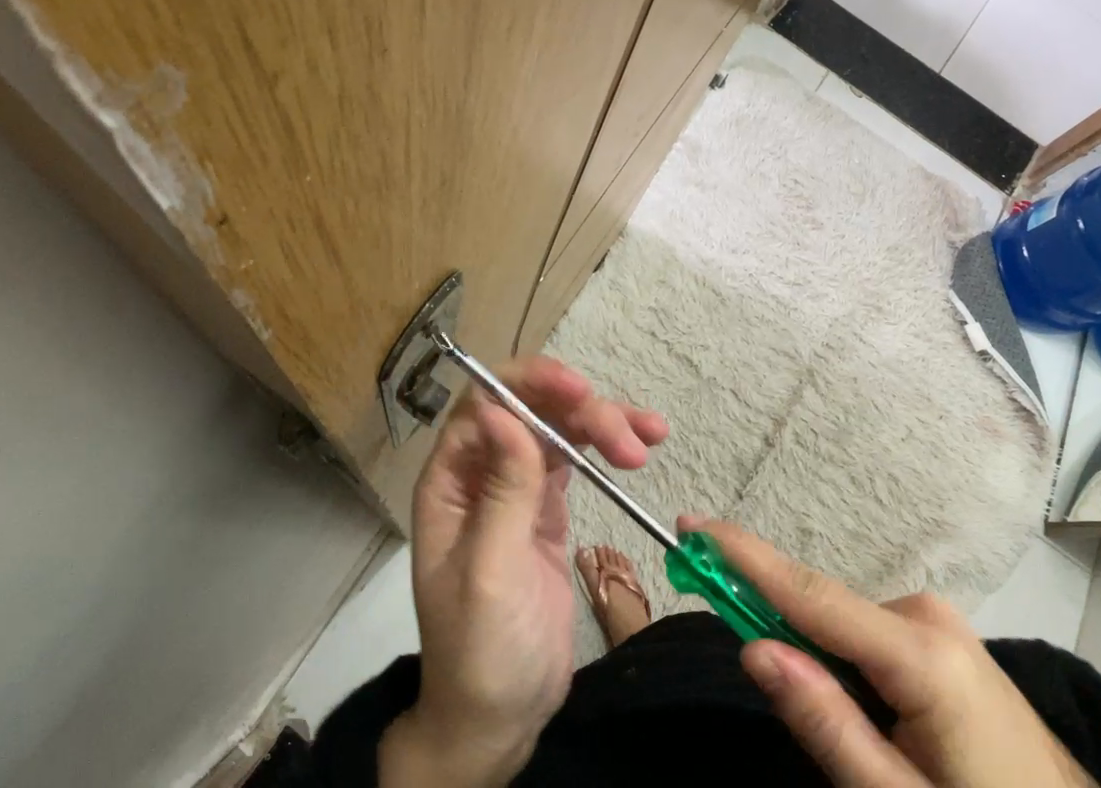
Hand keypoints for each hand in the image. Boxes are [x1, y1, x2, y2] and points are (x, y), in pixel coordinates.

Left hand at [380, 357, 668, 786]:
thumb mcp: (490, 571)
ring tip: (651, 436)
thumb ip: (502, 491)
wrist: (499, 714)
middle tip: (629, 437)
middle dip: (578, 410)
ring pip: (557, 431)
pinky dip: (607, 448)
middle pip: (528, 411)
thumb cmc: (481, 649)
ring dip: (603, 423)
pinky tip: (643, 441)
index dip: (528, 387)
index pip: (483, 408)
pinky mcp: (547, 511)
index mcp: (449, 483)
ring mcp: (516, 491)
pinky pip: (577, 463)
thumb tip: (503, 410)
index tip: (579, 391)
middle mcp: (480, 475)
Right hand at [682, 518, 1096, 787]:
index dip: (743, 558)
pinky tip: (869, 718)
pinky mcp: (945, 638)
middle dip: (774, 628)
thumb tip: (751, 648)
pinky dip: (842, 659)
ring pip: (842, 627)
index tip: (690, 526)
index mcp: (920, 654)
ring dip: (814, 657)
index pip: (810, 594)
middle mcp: (928, 618)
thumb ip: (825, 723)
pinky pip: (868, 635)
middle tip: (770, 693)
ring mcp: (942, 624)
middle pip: (821, 609)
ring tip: (853, 740)